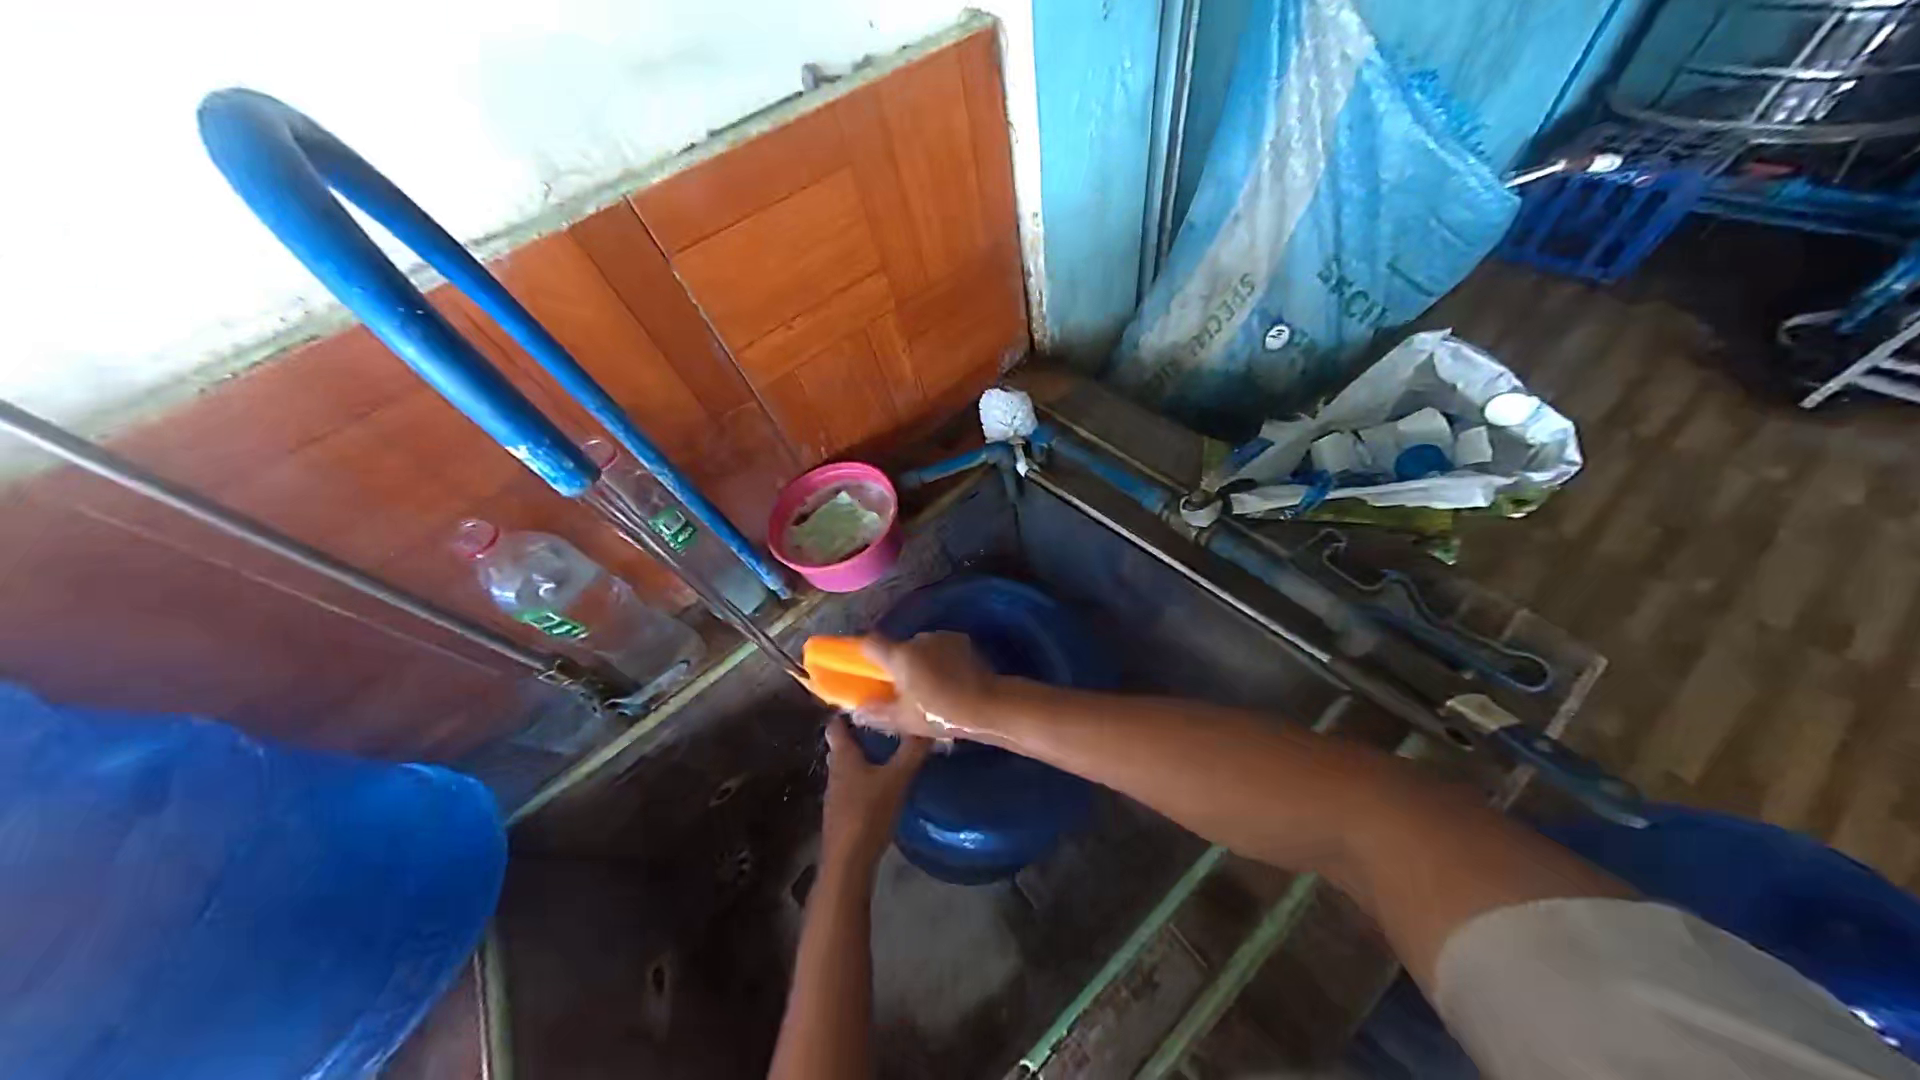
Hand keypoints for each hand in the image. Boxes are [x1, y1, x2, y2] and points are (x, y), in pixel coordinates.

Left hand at [820, 715, 929, 869]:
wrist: (848, 863)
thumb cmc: (868, 813)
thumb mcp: (896, 778)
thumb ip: (912, 750)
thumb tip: (928, 719)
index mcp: (843, 756)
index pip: (837, 724)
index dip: (849, 710)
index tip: (871, 699)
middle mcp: (836, 770)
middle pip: (844, 745)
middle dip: (863, 733)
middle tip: (889, 723)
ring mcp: (837, 793)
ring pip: (850, 766)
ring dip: (867, 757)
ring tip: (892, 750)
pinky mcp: (844, 812)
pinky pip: (855, 785)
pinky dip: (868, 778)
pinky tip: (887, 782)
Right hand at [854, 632, 1001, 739]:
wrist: (986, 705)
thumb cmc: (940, 714)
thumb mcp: (904, 720)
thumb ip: (876, 713)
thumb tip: (857, 711)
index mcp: (900, 656)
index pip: (870, 643)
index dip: (866, 654)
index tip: (869, 670)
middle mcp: (918, 640)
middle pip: (899, 648)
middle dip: (899, 664)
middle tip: (906, 689)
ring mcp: (942, 637)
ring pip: (921, 647)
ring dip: (922, 660)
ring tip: (932, 685)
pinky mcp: (961, 640)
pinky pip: (941, 647)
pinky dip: (941, 658)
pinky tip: (950, 678)